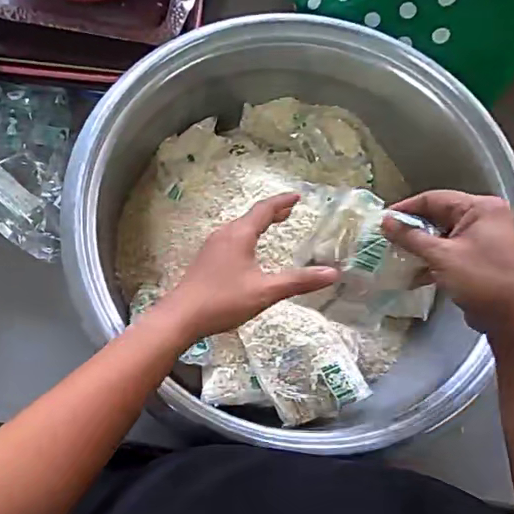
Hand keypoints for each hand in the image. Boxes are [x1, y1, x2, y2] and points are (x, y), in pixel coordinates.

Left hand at [151, 193, 338, 340]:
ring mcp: (211, 247)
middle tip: (289, 211)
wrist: (180, 317)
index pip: (264, 210)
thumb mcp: (265, 292)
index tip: (297, 196)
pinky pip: (230, 240)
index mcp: (239, 235)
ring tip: (271, 227)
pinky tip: (247, 252)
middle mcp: (224, 234)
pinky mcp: (205, 261)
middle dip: (271, 213)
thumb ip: (298, 282)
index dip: (282, 202)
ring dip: (257, 225)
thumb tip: (332, 274)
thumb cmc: (223, 300)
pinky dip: (245, 237)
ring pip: (239, 228)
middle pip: (250, 217)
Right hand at [383, 190, 513, 339]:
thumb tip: (385, 222)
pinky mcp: (480, 260)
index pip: (434, 199)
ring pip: (442, 236)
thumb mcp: (442, 256)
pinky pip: (450, 253)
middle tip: (384, 239)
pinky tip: (412, 274)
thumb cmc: (482, 280)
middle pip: (438, 216)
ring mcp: (483, 240)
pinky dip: (432, 260)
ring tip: (393, 256)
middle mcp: (484, 218)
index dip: (405, 208)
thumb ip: (411, 237)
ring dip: (419, 247)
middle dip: (411, 229)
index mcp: (480, 208)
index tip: (381, 220)